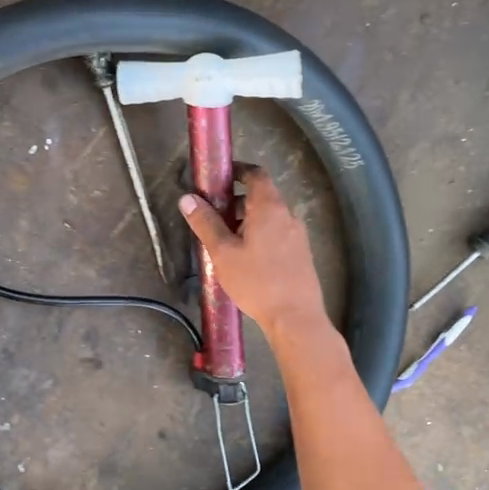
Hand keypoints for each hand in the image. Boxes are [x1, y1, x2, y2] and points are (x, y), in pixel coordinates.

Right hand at [178, 166, 328, 335]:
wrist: (296, 318)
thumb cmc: (257, 281)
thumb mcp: (222, 252)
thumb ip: (205, 223)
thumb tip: (187, 198)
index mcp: (268, 207)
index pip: (255, 174)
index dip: (237, 171)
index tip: (218, 179)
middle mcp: (287, 215)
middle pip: (261, 195)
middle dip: (236, 201)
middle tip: (214, 216)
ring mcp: (298, 234)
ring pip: (269, 216)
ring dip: (247, 219)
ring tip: (226, 241)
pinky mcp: (301, 253)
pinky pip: (277, 232)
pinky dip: (260, 233)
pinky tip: (246, 258)